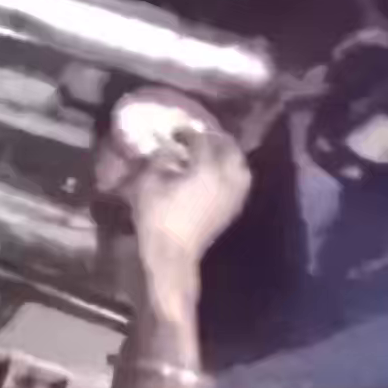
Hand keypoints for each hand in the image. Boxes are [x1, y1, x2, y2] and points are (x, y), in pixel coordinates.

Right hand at [97, 90, 249, 310]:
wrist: (173, 255)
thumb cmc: (157, 218)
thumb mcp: (148, 183)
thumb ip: (158, 160)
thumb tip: (164, 149)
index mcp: (208, 168)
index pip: (201, 139)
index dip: (186, 132)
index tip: (173, 132)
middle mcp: (228, 177)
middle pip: (228, 147)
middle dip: (213, 139)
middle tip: (195, 137)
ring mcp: (235, 193)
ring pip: (239, 163)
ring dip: (225, 154)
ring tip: (209, 153)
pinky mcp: (234, 207)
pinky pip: (239, 179)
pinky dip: (230, 170)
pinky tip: (215, 172)